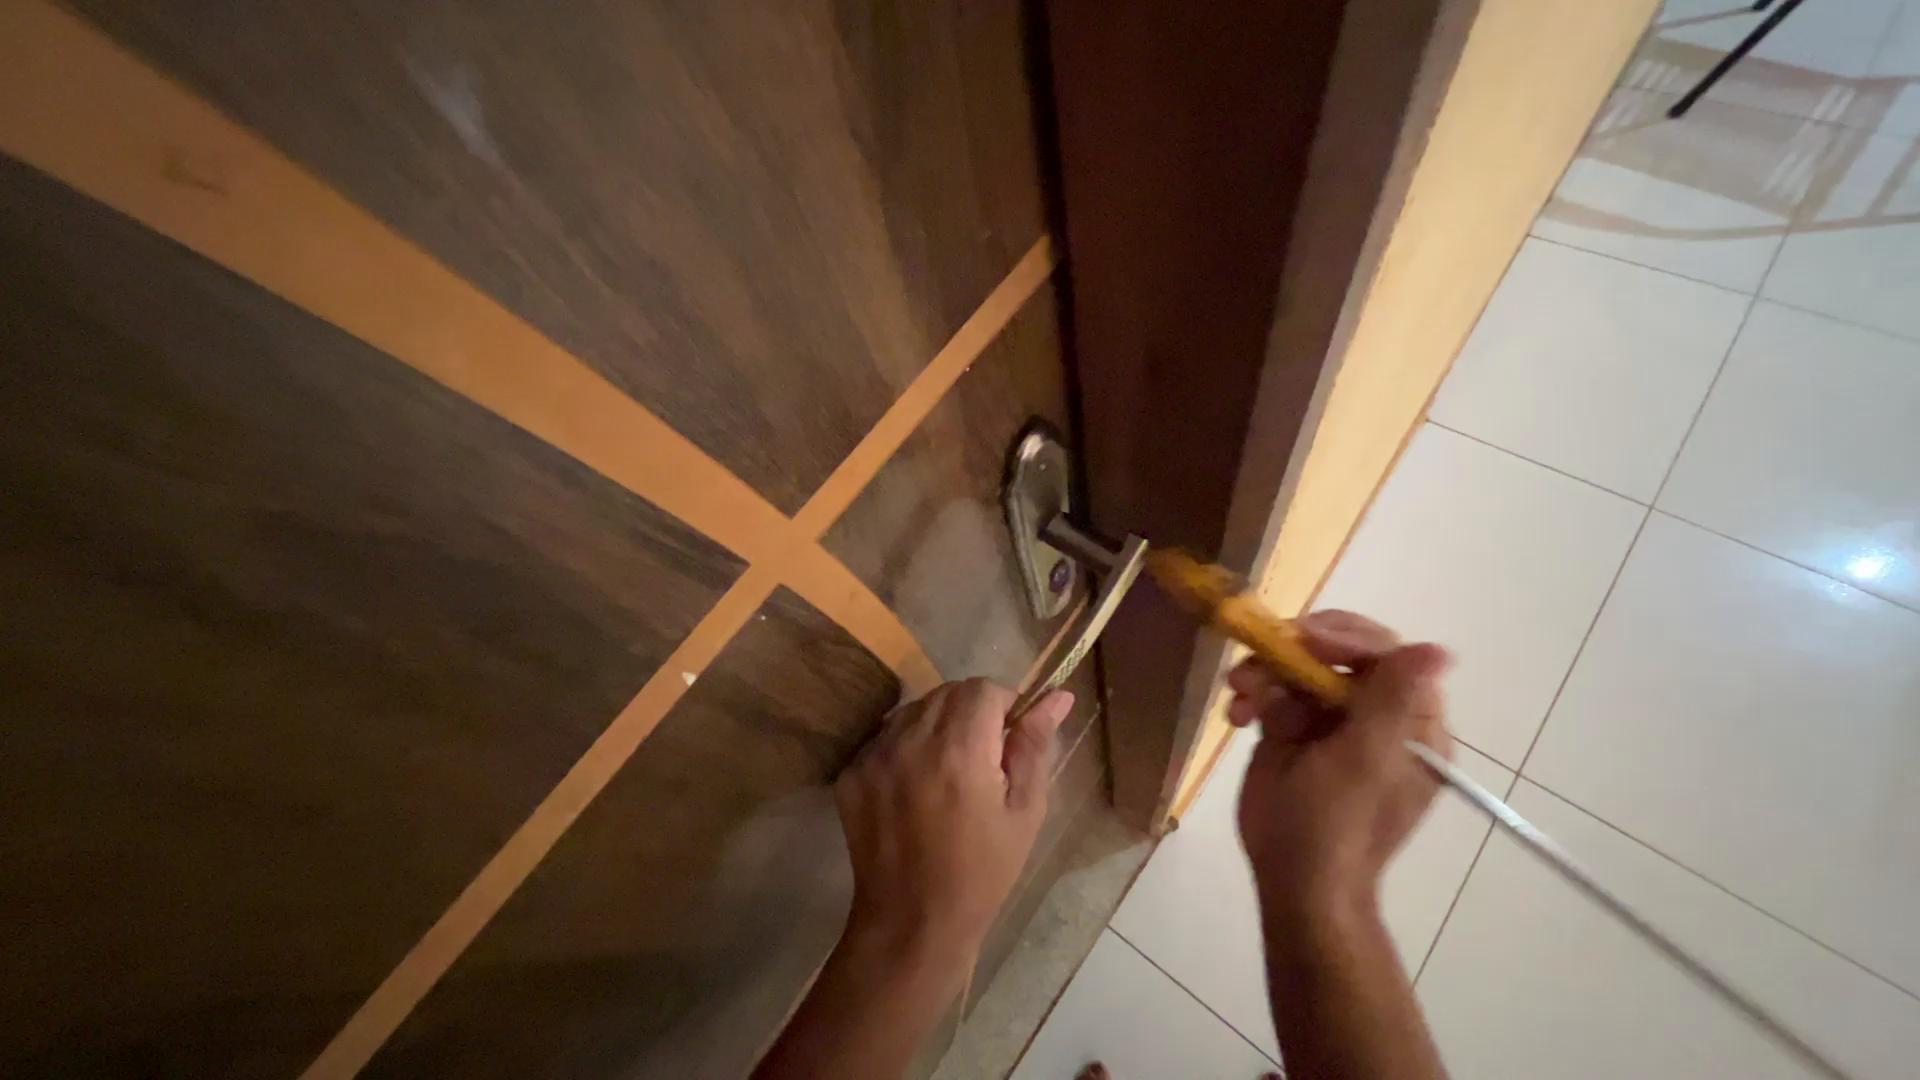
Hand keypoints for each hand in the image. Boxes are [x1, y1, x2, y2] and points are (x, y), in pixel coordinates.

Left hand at [834, 678, 1073, 966]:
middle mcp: (910, 740)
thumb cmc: (982, 871)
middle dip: (971, 711)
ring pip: (914, 710)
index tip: (1008, 738)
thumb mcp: (1024, 810)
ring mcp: (874, 755)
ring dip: (936, 725)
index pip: (983, 688)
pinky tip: (917, 788)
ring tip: (948, 772)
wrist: (912, 923)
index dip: (1003, 705)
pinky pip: (886, 737)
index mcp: (959, 749)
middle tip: (982, 757)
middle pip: (947, 693)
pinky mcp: (851, 773)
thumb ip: (1035, 745)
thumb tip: (1058, 697)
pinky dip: (906, 747)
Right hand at [1226, 610, 1450, 918]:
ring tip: (1239, 695)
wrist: (1293, 878)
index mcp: (1410, 722)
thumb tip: (1441, 650)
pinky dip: (1250, 696)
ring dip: (1263, 674)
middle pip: (1335, 653)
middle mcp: (1374, 713)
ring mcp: (1330, 720)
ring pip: (1295, 667)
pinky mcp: (1292, 729)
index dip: (1343, 638)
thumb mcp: (1365, 762)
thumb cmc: (1335, 825)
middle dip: (1293, 654)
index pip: (1384, 654)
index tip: (1302, 640)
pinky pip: (1271, 691)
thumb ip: (1392, 701)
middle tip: (1259, 659)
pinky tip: (1237, 717)